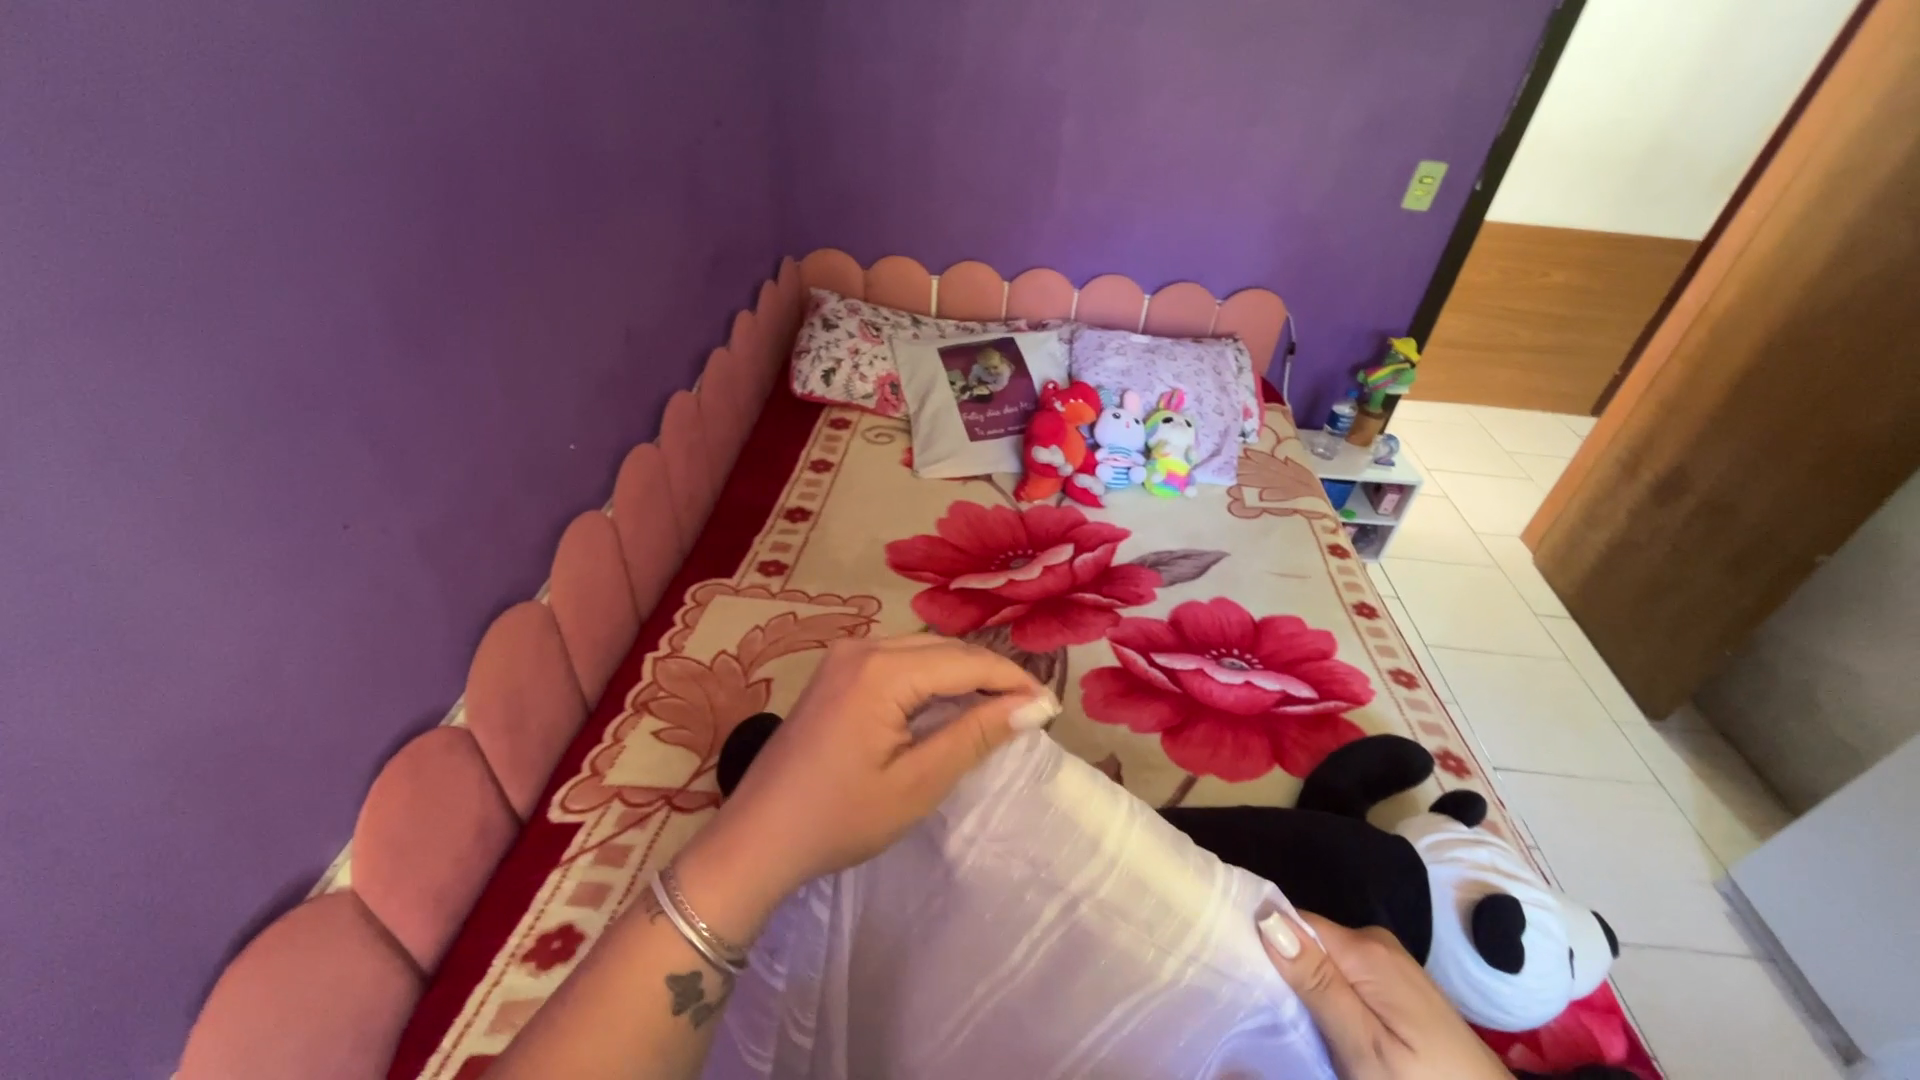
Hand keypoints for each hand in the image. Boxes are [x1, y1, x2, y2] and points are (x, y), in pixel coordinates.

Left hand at [694, 634, 1056, 900]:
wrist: (757, 838)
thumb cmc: (838, 819)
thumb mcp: (917, 783)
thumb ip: (976, 735)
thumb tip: (1034, 705)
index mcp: (881, 670)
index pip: (966, 662)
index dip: (1013, 680)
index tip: (1051, 707)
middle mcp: (862, 646)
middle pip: (944, 648)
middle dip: (989, 674)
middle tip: (1029, 710)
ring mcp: (843, 655)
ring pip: (922, 649)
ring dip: (961, 673)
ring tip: (996, 708)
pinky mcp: (834, 670)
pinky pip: (897, 658)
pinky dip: (930, 676)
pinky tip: (946, 703)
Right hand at [1258, 909, 1508, 1079]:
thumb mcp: (1363, 1046)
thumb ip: (1317, 982)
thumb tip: (1267, 916)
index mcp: (1365, 949)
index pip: (1292, 921)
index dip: (1266, 943)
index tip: (1243, 974)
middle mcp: (1376, 942)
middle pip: (1308, 939)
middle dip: (1287, 969)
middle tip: (1275, 1013)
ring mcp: (1391, 962)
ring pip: (1325, 957)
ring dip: (1308, 985)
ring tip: (1299, 1022)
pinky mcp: (1398, 983)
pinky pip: (1345, 973)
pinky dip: (1330, 994)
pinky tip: (1329, 1023)